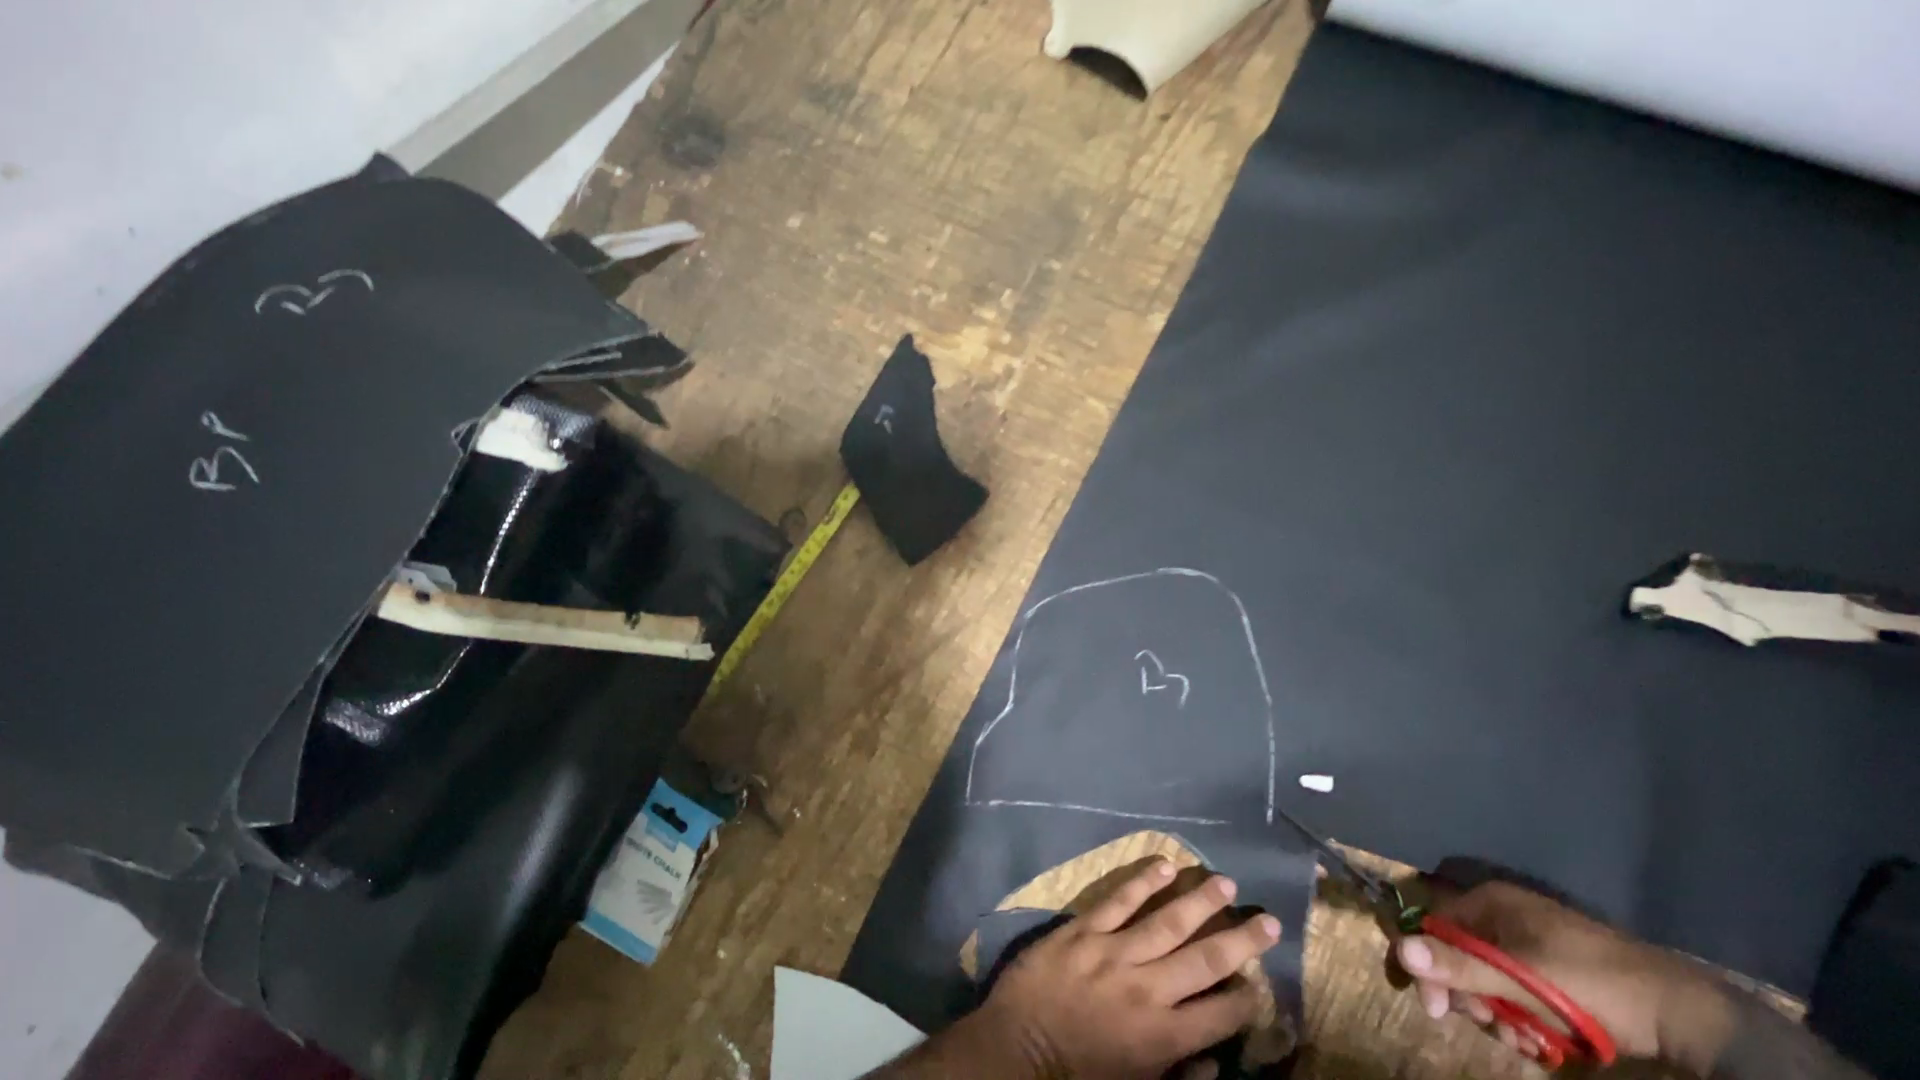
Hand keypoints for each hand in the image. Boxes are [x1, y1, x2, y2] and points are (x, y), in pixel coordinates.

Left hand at [975, 858, 1283, 1079]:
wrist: (1015, 1051)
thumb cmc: (1077, 1075)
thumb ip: (1178, 1076)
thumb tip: (1214, 1062)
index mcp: (1163, 1036)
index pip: (1221, 1013)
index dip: (1246, 999)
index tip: (1259, 983)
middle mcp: (1147, 990)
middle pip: (1205, 960)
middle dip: (1241, 940)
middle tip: (1269, 919)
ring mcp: (1114, 954)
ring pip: (1167, 921)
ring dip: (1201, 901)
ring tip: (1226, 882)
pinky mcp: (1082, 932)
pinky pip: (1118, 901)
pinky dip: (1142, 882)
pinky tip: (1165, 865)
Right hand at [1395, 881, 1734, 1071]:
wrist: (1679, 1013)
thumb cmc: (1592, 986)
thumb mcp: (1520, 981)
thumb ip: (1459, 967)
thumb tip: (1399, 948)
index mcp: (1493, 902)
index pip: (1434, 927)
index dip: (1429, 967)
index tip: (1438, 1011)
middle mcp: (1506, 915)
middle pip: (1460, 956)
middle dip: (1471, 998)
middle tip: (1491, 1026)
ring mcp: (1532, 942)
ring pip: (1489, 980)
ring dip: (1498, 1014)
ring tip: (1525, 1039)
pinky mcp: (1554, 969)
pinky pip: (1518, 990)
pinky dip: (1522, 1017)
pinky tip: (1542, 1039)